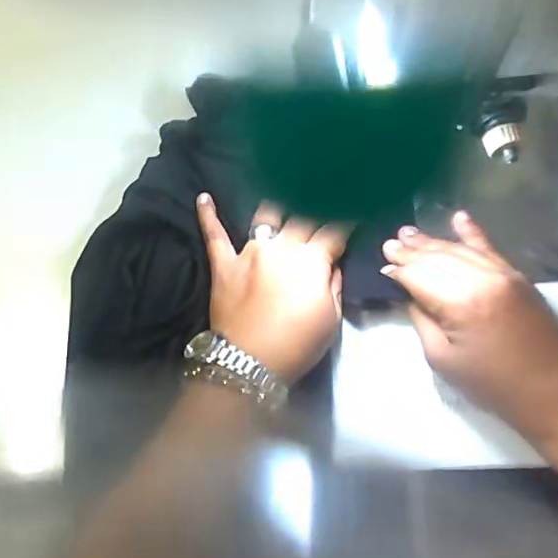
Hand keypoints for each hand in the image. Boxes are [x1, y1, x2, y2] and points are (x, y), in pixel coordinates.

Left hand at [197, 194, 348, 383]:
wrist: (248, 364)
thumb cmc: (297, 344)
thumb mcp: (330, 318)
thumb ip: (333, 283)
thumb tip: (332, 263)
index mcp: (311, 259)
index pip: (334, 232)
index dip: (346, 223)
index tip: (353, 214)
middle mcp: (281, 246)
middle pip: (303, 219)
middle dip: (316, 210)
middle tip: (323, 201)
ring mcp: (249, 252)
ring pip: (266, 218)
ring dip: (278, 207)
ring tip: (283, 194)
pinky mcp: (224, 263)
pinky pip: (214, 235)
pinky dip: (208, 215)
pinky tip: (204, 198)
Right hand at [380, 212, 557, 442]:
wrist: (553, 390)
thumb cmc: (493, 385)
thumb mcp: (444, 360)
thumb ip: (423, 320)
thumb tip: (410, 294)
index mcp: (460, 304)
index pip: (419, 277)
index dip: (399, 271)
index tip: (382, 265)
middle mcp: (482, 279)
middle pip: (438, 258)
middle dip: (412, 251)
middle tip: (390, 242)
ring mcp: (503, 273)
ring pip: (460, 250)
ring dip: (434, 241)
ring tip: (410, 232)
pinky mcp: (517, 276)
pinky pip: (489, 248)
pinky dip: (472, 233)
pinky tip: (458, 218)